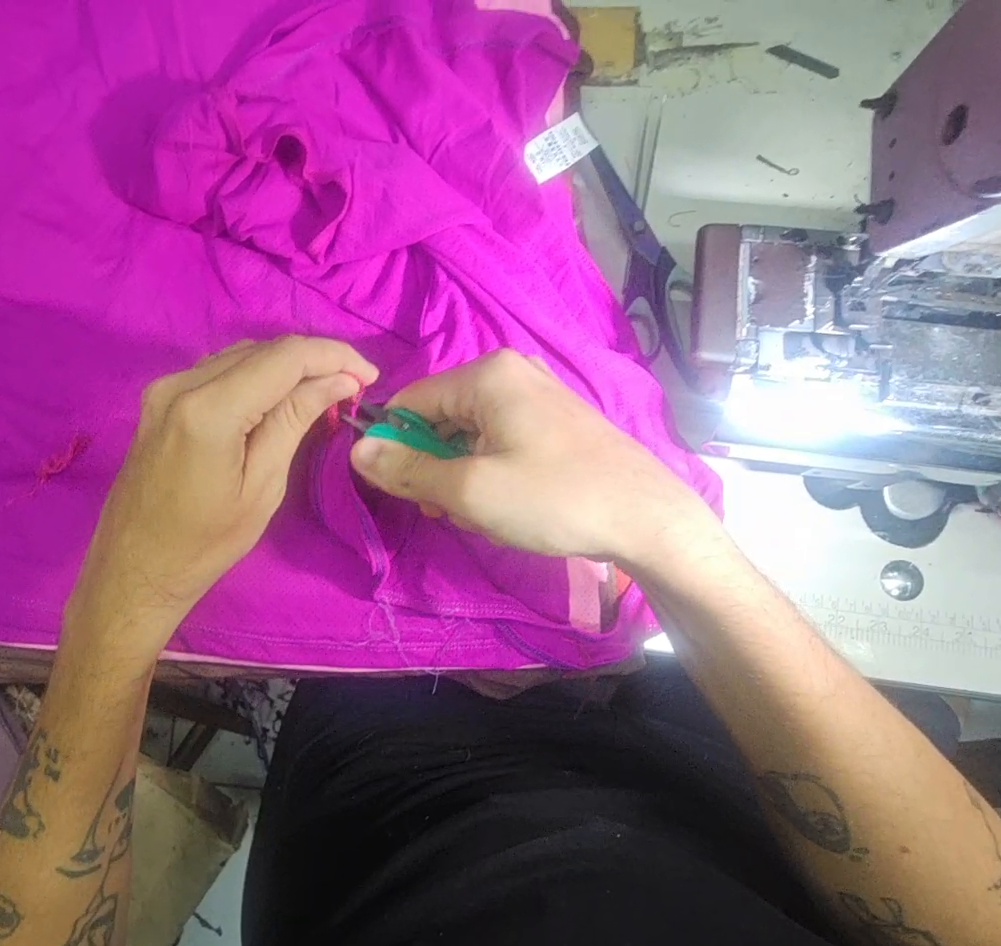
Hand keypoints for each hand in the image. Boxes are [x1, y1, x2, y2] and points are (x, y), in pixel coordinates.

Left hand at [73, 337, 378, 647]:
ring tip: (324, 393)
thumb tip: (339, 379)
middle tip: (353, 388)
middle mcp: (182, 384)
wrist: (136, 569)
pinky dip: (255, 377)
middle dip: (314, 361)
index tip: (369, 376)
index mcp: (209, 409)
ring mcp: (165, 388)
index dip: (334, 357)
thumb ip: (295, 421)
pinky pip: (218, 371)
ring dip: (286, 367)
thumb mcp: (263, 487)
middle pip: (263, 350)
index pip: (285, 357)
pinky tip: (279, 399)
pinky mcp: (160, 400)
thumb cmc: (205, 544)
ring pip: (241, 356)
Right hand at [349, 349, 719, 565]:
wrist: (645, 518)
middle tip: (453, 512)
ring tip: (488, 515)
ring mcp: (536, 396)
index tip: (404, 493)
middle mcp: (510, 373)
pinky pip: (499, 443)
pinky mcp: (554, 422)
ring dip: (464, 480)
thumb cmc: (553, 499)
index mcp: (486, 375)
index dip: (394, 448)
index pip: (410, 402)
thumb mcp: (468, 490)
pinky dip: (492, 476)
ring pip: (469, 438)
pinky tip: (510, 508)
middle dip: (436, 470)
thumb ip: (407, 470)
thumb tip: (356, 450)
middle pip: (440, 420)